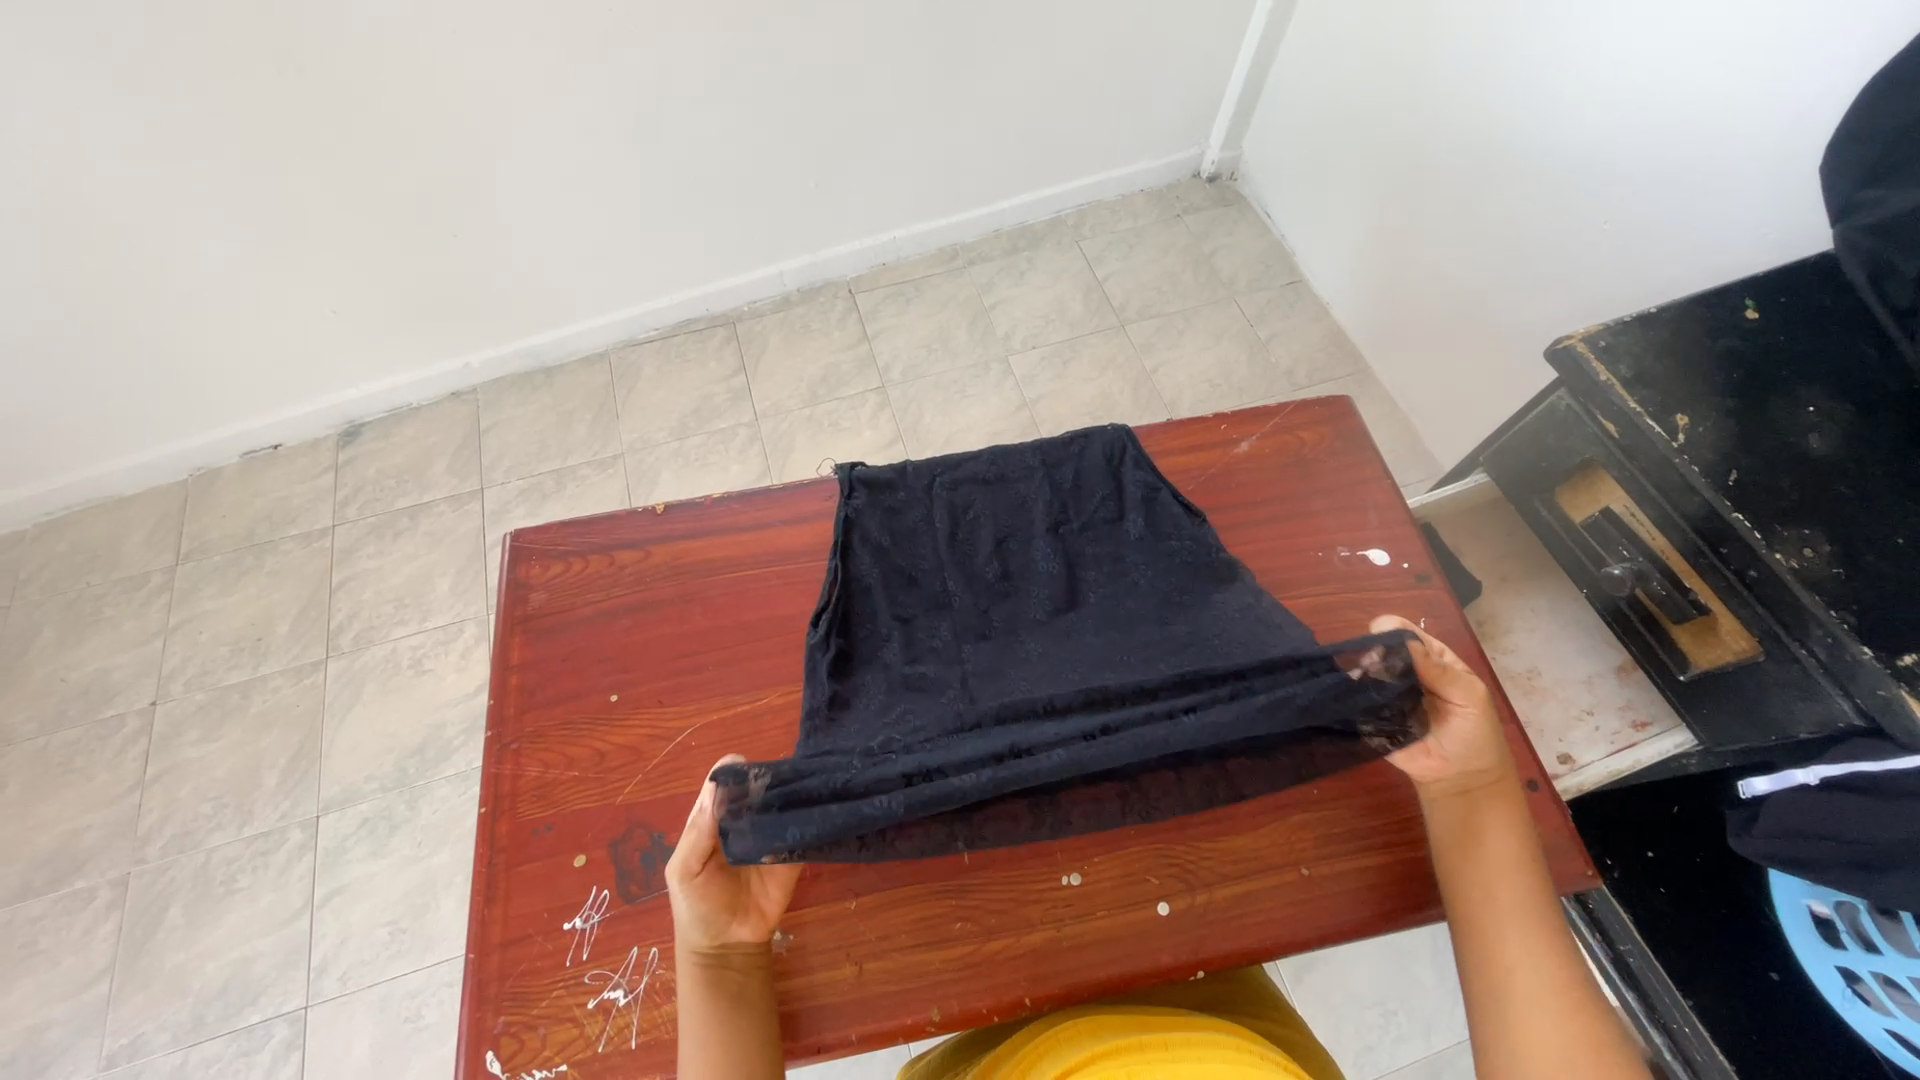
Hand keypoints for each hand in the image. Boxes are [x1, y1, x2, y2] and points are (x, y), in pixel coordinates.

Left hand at [665, 754, 803, 954]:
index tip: (745, 762)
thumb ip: (697, 833)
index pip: (723, 785)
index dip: (733, 772)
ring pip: (783, 803)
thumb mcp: (685, 871)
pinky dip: (811, 817)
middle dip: (766, 778)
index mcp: (713, 819)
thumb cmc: (697, 906)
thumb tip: (715, 789)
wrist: (728, 946)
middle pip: (757, 788)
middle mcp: (744, 819)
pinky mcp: (794, 851)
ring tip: (801, 784)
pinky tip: (817, 807)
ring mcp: (771, 833)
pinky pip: (804, 830)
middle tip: (777, 776)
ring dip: (792, 792)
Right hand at [1370, 615, 1514, 799]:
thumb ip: (1438, 669)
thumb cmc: (1475, 734)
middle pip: (1383, 651)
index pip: (1409, 636)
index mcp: (1431, 661)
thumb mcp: (1468, 696)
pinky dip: (1352, 696)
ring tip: (1361, 677)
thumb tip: (1403, 640)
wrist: (1461, 779)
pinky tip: (1351, 694)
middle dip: (1374, 651)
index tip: (1379, 629)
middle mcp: (1405, 674)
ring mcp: (1385, 695)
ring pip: (1367, 673)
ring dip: (1361, 672)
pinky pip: (1357, 701)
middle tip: (1371, 661)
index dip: (1394, 629)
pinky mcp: (1370, 717)